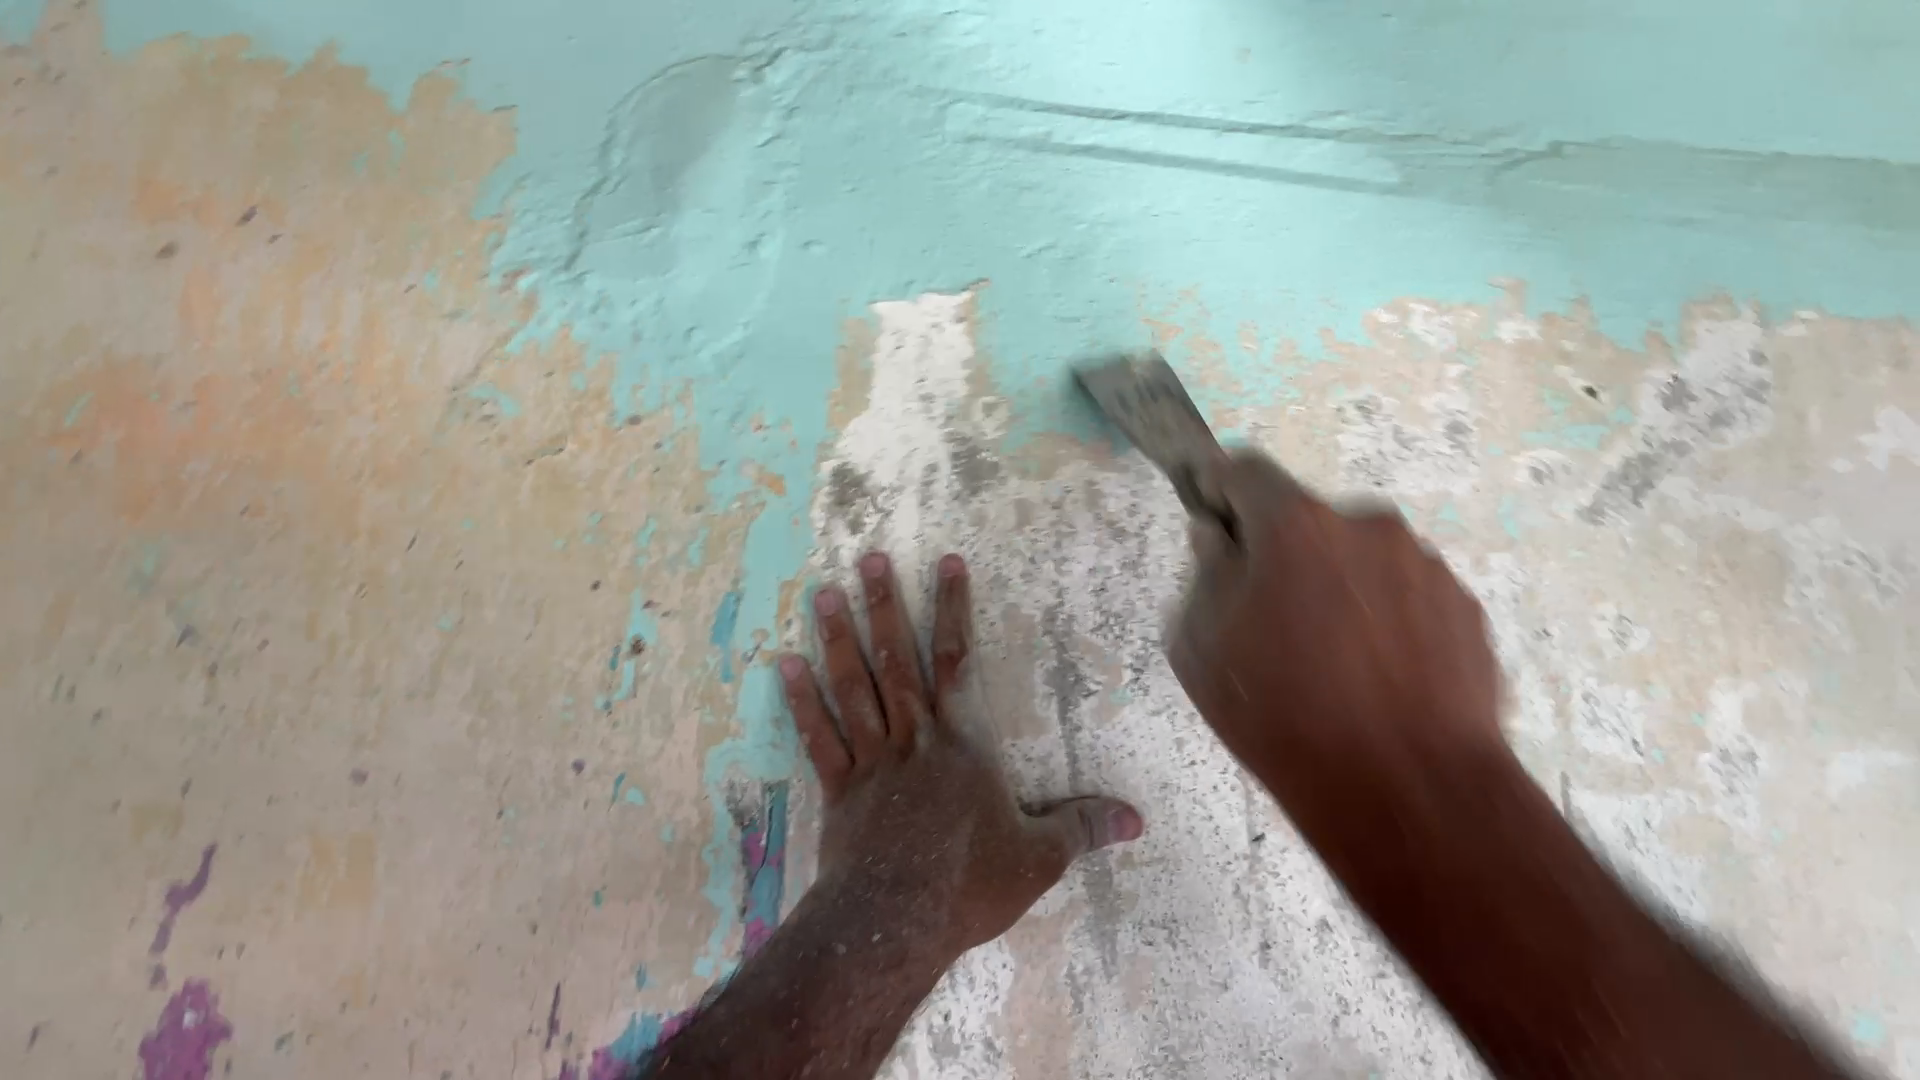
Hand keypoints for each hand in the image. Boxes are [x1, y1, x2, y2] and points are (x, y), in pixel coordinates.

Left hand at [779, 551, 1143, 963]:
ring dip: (839, 638)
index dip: (953, 609)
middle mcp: (914, 738)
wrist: (894, 925)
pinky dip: (802, 701)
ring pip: (853, 686)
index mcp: (961, 743)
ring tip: (824, 593)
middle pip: (897, 659)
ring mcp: (871, 760)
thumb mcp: (1039, 858)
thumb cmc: (969, 884)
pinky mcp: (839, 788)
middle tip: (869, 558)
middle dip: (885, 606)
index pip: (957, 660)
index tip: (946, 563)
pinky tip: (785, 665)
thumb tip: (1139, 820)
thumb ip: (1084, 827)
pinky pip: (819, 737)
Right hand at [1168, 450, 1504, 808]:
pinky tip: (1377, 678)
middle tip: (1272, 618)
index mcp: (1296, 525)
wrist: (1405, 789)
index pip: (1245, 471)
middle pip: (1307, 520)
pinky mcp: (1465, 609)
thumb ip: (1204, 573)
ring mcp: (1425, 566)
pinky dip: (1383, 618)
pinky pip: (1404, 595)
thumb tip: (1218, 539)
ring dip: (1336, 586)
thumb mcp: (1200, 646)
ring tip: (1333, 660)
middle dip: (1282, 552)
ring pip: (1359, 558)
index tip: (1214, 524)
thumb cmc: (1281, 712)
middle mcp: (1367, 526)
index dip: (1221, 490)